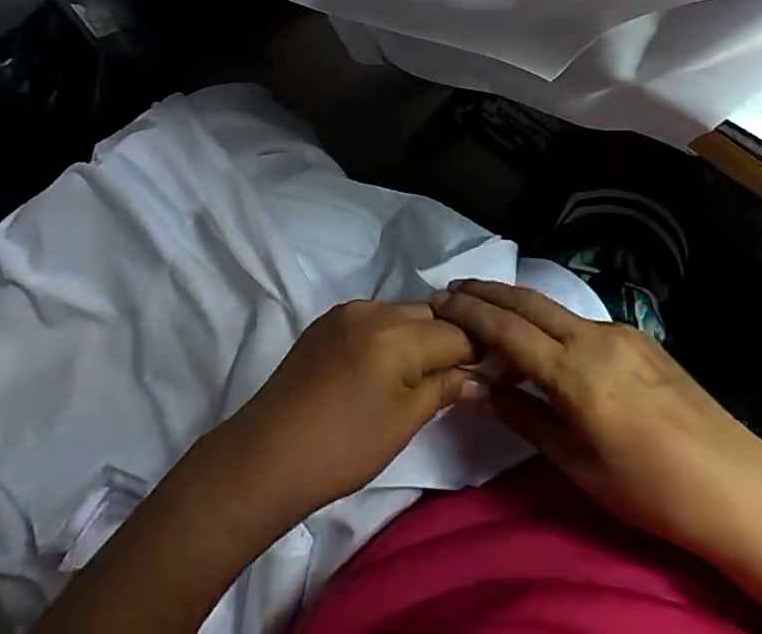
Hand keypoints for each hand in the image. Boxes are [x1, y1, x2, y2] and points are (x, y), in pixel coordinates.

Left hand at [211, 300, 480, 519]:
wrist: (271, 451)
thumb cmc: (345, 445)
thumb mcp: (404, 421)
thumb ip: (444, 388)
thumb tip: (480, 378)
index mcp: (396, 333)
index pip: (456, 332)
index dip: (478, 352)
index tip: (490, 373)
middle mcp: (371, 309)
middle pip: (428, 314)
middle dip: (448, 338)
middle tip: (457, 375)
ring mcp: (343, 312)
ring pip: (399, 312)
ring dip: (418, 334)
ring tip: (421, 372)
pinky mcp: (324, 322)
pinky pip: (371, 317)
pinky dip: (389, 333)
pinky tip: (386, 364)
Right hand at [430, 280, 761, 556]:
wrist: (742, 488)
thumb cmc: (649, 488)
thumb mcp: (575, 461)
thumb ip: (522, 415)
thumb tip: (475, 387)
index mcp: (573, 372)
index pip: (504, 329)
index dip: (466, 312)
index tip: (435, 301)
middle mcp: (594, 338)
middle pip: (526, 302)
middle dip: (484, 291)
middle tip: (451, 289)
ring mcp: (620, 334)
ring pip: (554, 307)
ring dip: (515, 302)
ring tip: (486, 306)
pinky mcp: (641, 339)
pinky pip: (581, 320)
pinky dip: (548, 319)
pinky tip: (541, 335)